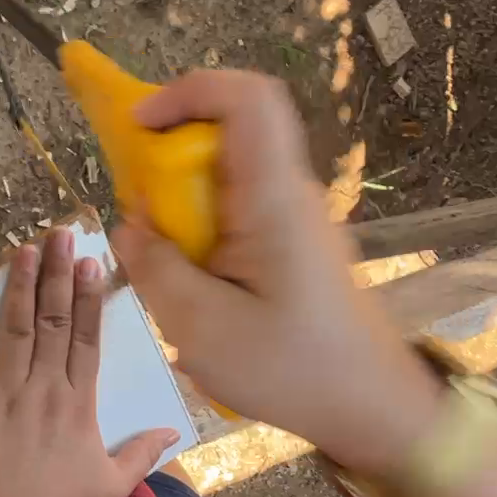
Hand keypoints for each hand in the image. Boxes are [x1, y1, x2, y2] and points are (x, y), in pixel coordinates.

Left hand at [0, 228, 178, 496]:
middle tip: (61, 233)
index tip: (93, 262)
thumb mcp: (113, 486)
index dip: (91, 299)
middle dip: (58, 274)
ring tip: (23, 249)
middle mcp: (44, 387)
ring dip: (17, 287)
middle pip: (53, 321)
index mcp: (78, 402)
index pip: (88, 340)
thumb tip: (174, 432)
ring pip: (13, 330)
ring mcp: (4, 393)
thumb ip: (143, 454)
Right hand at [110, 70, 443, 473]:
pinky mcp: (290, 249)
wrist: (367, 403)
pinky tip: (190, 287)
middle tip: (139, 218)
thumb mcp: (201, 327)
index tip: (137, 129)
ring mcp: (291, 222)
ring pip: (225, 183)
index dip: (188, 93)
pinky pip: (235, 218)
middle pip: (226, 138)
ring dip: (181, 210)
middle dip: (169, 164)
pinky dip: (199, 237)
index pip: (245, 100)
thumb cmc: (289, 367)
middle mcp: (286, 197)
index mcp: (273, 201)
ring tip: (160, 264)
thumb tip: (129, 227)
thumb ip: (156, 270)